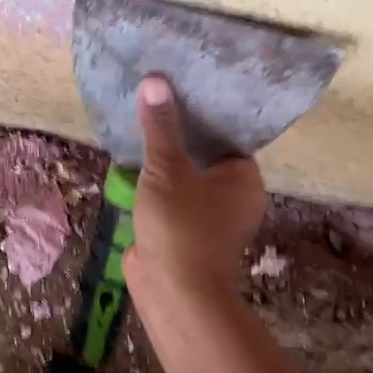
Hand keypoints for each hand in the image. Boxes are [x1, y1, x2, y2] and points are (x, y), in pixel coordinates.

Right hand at [124, 74, 266, 299]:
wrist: (173, 291)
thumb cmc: (183, 227)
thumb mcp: (168, 170)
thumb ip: (160, 127)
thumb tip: (155, 81)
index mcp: (243, 179)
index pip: (226, 133)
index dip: (203, 108)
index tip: (179, 81)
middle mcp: (230, 193)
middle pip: (201, 149)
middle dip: (176, 126)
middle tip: (151, 90)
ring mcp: (204, 210)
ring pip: (181, 169)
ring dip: (160, 150)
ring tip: (135, 113)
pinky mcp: (179, 223)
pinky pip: (166, 187)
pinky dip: (150, 172)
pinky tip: (128, 151)